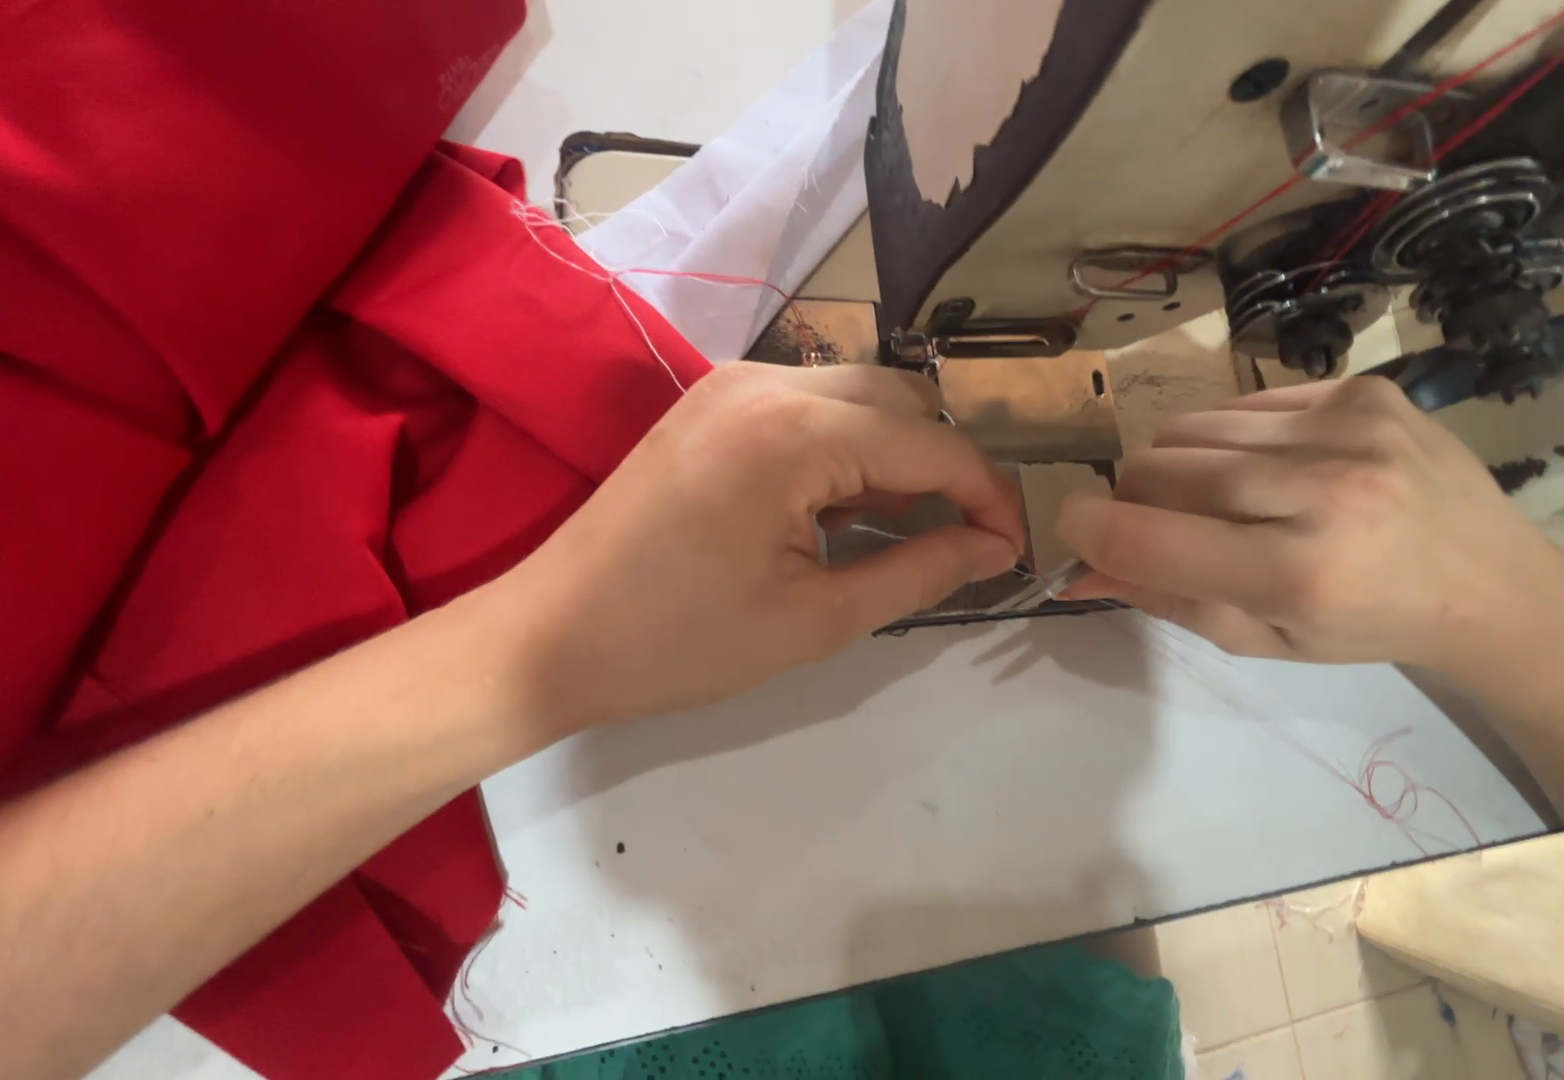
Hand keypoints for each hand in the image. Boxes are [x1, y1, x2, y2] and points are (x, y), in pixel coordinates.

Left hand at [497, 362, 1022, 729]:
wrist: (551, 636)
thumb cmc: (679, 643)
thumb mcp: (815, 619)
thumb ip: (918, 572)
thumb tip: (993, 548)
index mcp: (793, 432)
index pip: (931, 444)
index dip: (987, 495)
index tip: (1012, 547)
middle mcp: (767, 382)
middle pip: (903, 401)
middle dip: (947, 466)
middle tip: (964, 538)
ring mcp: (734, 384)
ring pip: (859, 397)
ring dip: (899, 455)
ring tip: (905, 529)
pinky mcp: (714, 402)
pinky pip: (812, 406)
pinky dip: (849, 449)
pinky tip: (845, 507)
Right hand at [1056, 376, 1563, 678]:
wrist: (1489, 582)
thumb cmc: (1363, 626)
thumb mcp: (1257, 638)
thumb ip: (1161, 597)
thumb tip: (1079, 567)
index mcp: (1297, 575)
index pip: (1148, 536)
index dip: (1087, 526)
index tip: (1070, 524)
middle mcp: (1322, 491)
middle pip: (1159, 467)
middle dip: (1137, 497)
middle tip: (1164, 523)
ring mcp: (1347, 428)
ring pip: (1190, 428)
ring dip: (1180, 465)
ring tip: (1223, 496)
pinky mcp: (1360, 390)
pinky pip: (1240, 404)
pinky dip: (1230, 439)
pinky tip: (1272, 467)